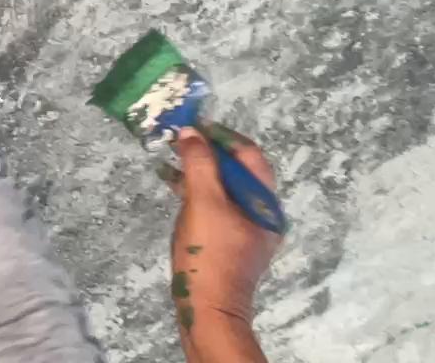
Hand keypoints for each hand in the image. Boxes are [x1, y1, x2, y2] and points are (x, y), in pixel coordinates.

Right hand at [171, 125, 278, 358]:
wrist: (208, 309)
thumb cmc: (210, 252)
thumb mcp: (203, 201)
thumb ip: (198, 162)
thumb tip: (190, 131)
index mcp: (265, 203)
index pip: (250, 154)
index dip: (223, 135)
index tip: (194, 125)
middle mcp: (260, 211)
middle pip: (236, 167)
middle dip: (207, 148)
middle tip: (178, 137)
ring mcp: (243, 226)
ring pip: (222, 183)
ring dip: (197, 165)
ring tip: (169, 152)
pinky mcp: (226, 236)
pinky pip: (213, 200)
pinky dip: (193, 185)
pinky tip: (169, 179)